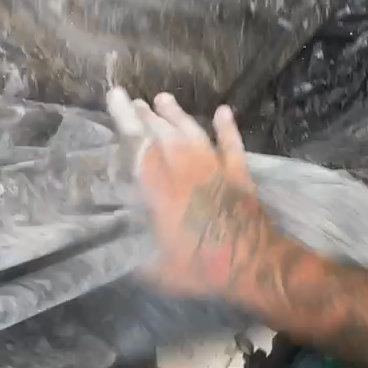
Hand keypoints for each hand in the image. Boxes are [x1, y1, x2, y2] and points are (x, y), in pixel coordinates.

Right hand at [106, 88, 277, 299]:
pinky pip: (232, 145)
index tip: (116, 97)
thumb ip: (132, 257)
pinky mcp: (241, 175)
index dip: (126, 121)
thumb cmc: (203, 270)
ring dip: (178, 116)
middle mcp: (188, 173)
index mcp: (162, 193)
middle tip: (134, 102)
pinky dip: (227, 128)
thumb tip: (112, 247)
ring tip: (163, 99)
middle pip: (165, 136)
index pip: (139, 148)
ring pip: (194, 134)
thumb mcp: (156, 271)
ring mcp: (217, 171)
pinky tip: (224, 111)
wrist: (255, 266)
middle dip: (147, 116)